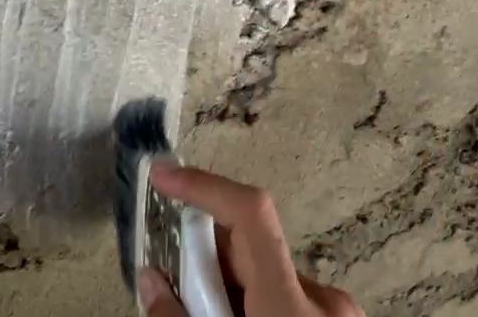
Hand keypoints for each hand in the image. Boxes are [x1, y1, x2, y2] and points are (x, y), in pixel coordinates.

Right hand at [141, 164, 362, 316]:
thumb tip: (151, 277)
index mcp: (292, 306)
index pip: (249, 212)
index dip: (202, 184)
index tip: (161, 174)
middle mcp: (326, 302)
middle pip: (251, 247)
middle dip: (206, 255)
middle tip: (171, 280)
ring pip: (269, 276)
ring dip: (232, 284)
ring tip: (204, 309)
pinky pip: (290, 300)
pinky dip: (257, 303)